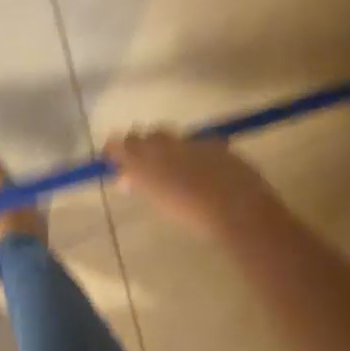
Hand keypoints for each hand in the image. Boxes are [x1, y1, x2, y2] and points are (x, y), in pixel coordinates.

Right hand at [104, 128, 276, 236]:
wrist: (238, 210)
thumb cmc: (191, 215)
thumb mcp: (158, 201)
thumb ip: (140, 185)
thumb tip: (125, 178)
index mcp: (146, 161)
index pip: (121, 145)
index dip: (115, 148)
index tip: (111, 155)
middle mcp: (166, 145)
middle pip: (147, 136)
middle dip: (141, 143)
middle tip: (141, 159)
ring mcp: (193, 142)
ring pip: (171, 136)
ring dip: (166, 146)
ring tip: (169, 163)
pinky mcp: (216, 144)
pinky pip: (197, 144)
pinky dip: (192, 152)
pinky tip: (198, 167)